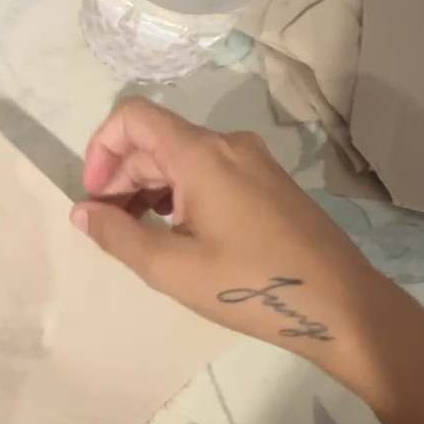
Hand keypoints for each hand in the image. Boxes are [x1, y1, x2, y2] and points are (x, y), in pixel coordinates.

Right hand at [71, 98, 400, 364]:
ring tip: (137, 236)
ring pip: (179, 158)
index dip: (100, 148)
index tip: (95, 196)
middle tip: (108, 228)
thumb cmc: (249, 285)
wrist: (341, 305)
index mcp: (201, 155)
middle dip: (120, 178)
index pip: (132, 117)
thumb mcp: (170, 267)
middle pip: (154, 141)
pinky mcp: (265, 183)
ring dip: (146, 189)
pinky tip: (174, 234)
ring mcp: (251, 162)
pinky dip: (176, 194)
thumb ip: (117, 235)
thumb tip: (82, 211)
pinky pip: (206, 173)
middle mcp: (226, 145)